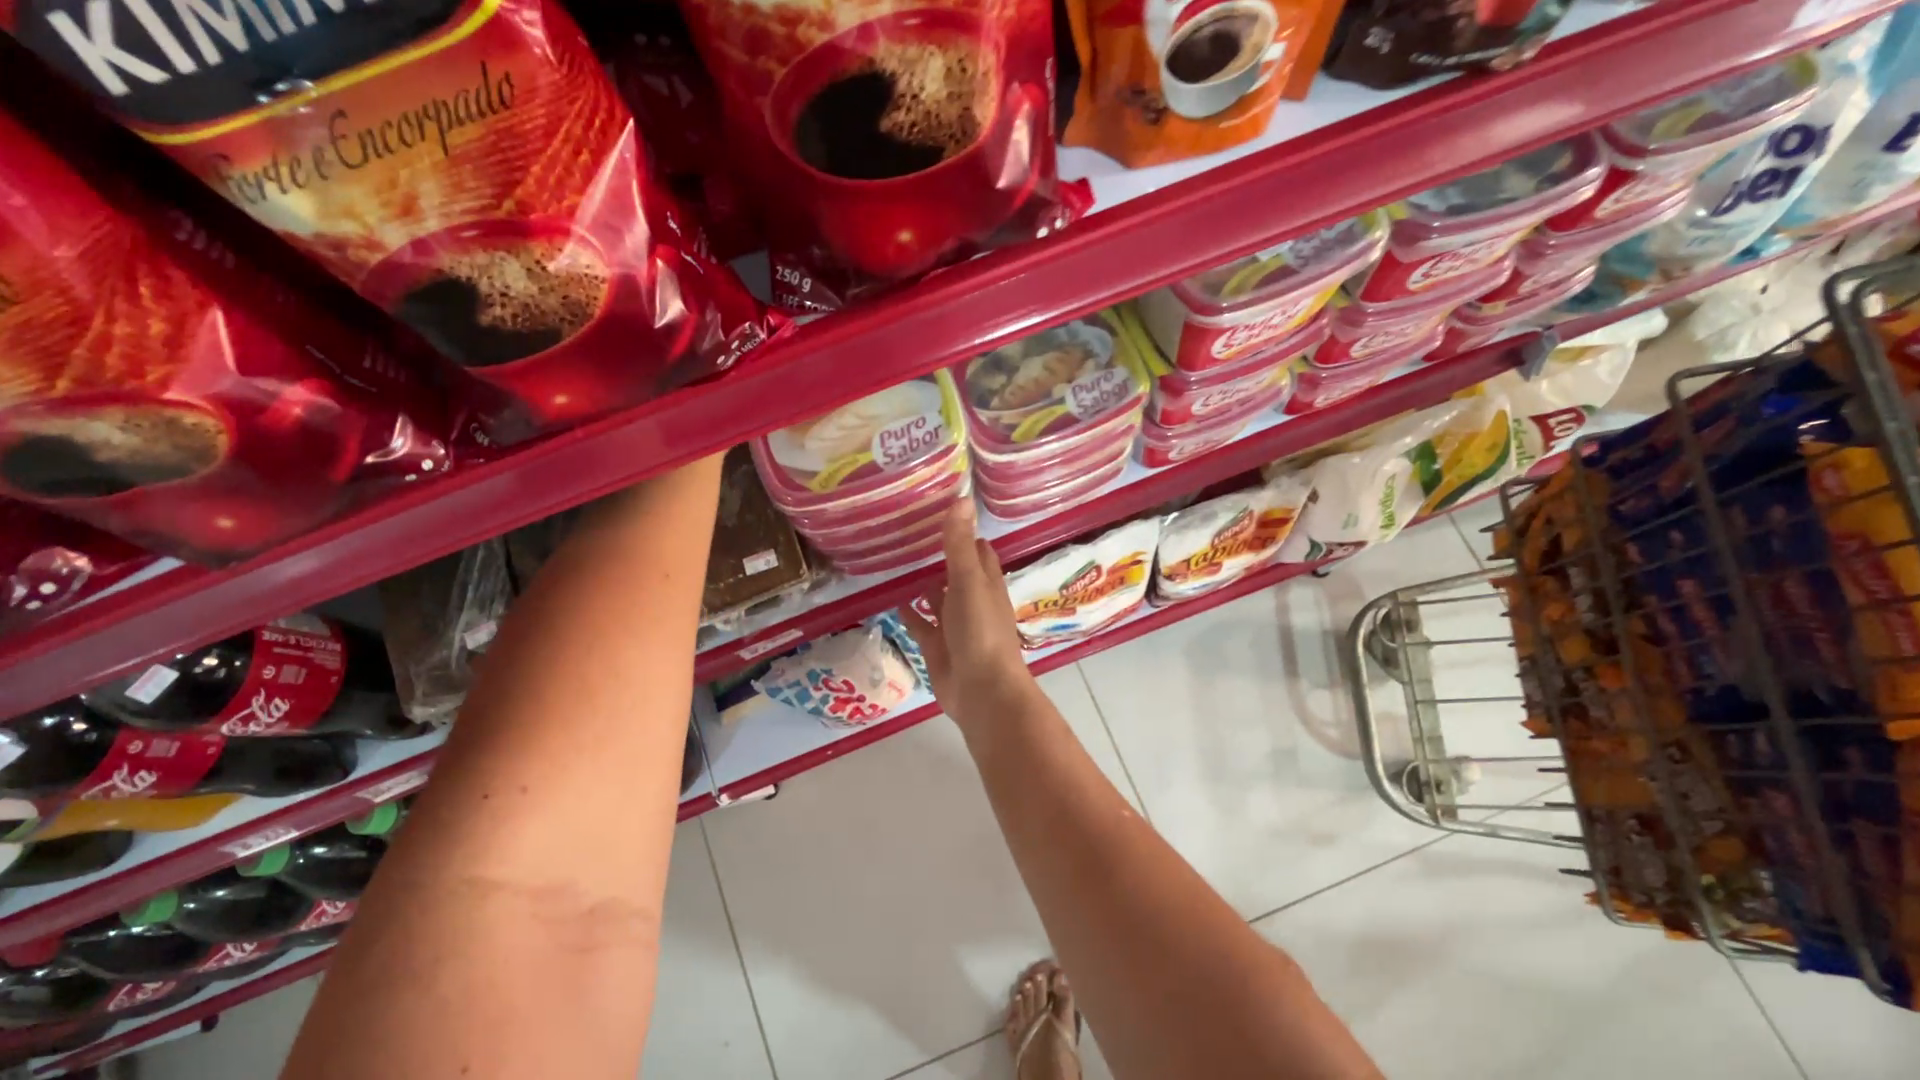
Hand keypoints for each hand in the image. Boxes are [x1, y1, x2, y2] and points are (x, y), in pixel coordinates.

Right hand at [903, 499, 1039, 733]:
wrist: (982, 691)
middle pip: (958, 574)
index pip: (978, 552)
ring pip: (938, 600)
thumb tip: (961, 499)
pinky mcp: (938, 648)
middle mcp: (973, 602)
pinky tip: (893, 600)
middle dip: (941, 557)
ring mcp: (955, 626)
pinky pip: (922, 626)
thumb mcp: (969, 582)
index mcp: (987, 584)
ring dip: (924, 585)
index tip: (940, 512)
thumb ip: (959, 545)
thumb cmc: (981, 632)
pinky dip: (910, 614)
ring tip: (897, 562)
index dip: (964, 534)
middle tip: (910, 534)